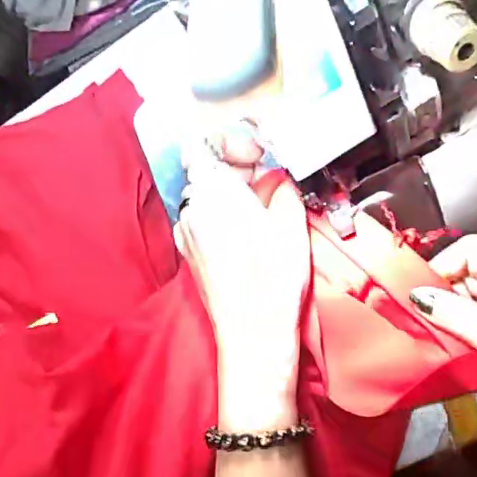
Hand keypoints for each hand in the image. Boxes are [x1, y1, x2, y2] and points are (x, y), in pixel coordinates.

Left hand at [175, 127, 309, 430]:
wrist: (253, 333)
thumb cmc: (271, 283)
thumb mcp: (290, 223)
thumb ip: (281, 187)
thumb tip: (277, 178)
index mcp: (212, 193)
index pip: (204, 144)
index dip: (233, 142)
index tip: (256, 156)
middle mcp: (191, 211)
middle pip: (207, 171)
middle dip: (239, 172)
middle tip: (270, 186)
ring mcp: (186, 234)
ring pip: (206, 198)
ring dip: (232, 197)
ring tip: (265, 214)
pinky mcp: (190, 254)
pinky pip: (205, 222)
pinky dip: (224, 219)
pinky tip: (252, 236)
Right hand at [408, 235, 476, 430]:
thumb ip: (456, 314)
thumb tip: (414, 296)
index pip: (474, 248)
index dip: (441, 266)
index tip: (414, 295)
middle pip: (474, 270)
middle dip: (445, 291)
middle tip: (420, 319)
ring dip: (455, 311)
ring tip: (434, 333)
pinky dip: (468, 325)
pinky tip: (454, 341)